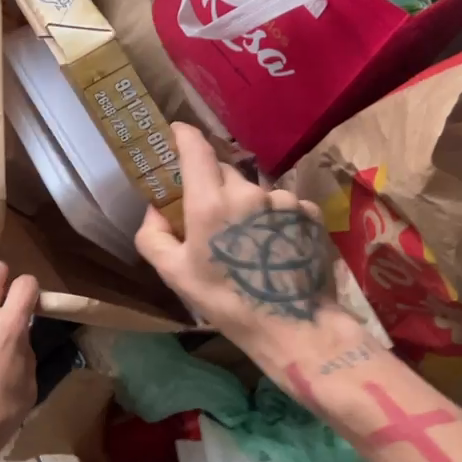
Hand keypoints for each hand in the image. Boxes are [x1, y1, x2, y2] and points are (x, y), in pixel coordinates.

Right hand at [135, 124, 355, 366]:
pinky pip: (279, 204)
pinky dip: (270, 215)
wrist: (297, 327)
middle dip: (209, 182)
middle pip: (222, 170)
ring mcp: (282, 200)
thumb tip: (156, 208)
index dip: (182, 134)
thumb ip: (153, 234)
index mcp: (209, 203)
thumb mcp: (174, 273)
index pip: (195, 148)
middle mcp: (247, 192)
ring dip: (243, 203)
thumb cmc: (227, 301)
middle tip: (205, 212)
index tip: (173, 133)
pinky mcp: (308, 213)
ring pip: (252, 189)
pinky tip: (270, 244)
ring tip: (243, 238)